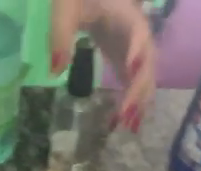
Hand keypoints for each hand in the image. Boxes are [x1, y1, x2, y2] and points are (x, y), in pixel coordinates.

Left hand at [49, 0, 155, 132]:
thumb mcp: (65, 9)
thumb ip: (60, 36)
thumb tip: (54, 71)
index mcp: (126, 15)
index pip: (139, 34)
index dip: (138, 51)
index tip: (130, 70)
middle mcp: (136, 36)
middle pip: (146, 64)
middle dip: (138, 90)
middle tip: (125, 116)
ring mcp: (133, 51)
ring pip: (144, 78)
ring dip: (138, 103)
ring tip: (128, 128)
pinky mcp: (126, 62)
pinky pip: (133, 85)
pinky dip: (131, 103)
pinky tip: (122, 123)